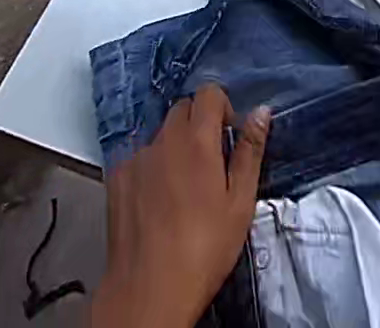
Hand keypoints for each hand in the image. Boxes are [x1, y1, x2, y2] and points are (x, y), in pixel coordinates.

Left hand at [91, 85, 270, 327]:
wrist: (149, 288)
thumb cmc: (205, 247)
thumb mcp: (240, 202)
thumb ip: (250, 151)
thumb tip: (261, 111)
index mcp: (197, 139)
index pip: (208, 93)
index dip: (222, 107)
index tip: (228, 137)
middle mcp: (163, 137)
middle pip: (183, 108)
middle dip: (199, 123)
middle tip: (210, 163)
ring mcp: (137, 155)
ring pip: (161, 133)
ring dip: (175, 146)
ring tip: (184, 188)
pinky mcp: (117, 174)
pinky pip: (140, 156)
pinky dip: (152, 166)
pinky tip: (157, 201)